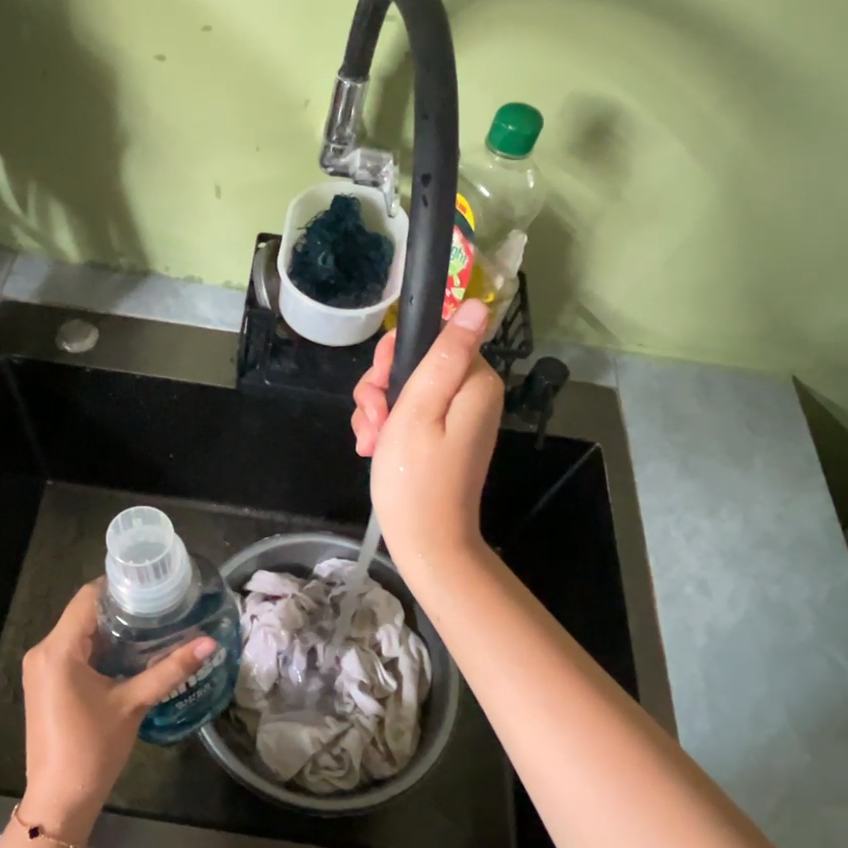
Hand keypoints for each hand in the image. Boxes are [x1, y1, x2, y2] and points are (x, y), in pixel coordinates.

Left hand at [20, 582, 217, 840]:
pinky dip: (98, 648)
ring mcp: (40, 668)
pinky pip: (72, 652)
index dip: (119, 586)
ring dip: (110, 630)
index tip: (152, 584)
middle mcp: (43, 651)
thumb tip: (210, 643)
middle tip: (160, 605)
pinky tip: (128, 653)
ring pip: (78, 633)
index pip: (88, 597)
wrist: (60, 799)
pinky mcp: (45, 683)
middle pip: (84, 613)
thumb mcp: (134, 703)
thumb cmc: (93, 749)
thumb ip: (170, 669)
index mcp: (58, 649)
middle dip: (121, 609)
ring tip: (151, 625)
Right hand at [351, 298, 502, 567]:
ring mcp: (455, 418)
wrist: (425, 543)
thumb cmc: (415, 477)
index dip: (395, 358)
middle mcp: (470, 394)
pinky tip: (372, 449)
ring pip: (402, 390)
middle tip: (373, 422)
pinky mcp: (441, 438)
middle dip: (380, 390)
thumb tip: (477, 304)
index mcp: (474, 381)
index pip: (431, 337)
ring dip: (376, 412)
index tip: (379, 390)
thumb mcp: (420, 408)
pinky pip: (407, 415)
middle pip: (413, 364)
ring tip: (370, 442)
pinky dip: (385, 428)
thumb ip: (444, 354)